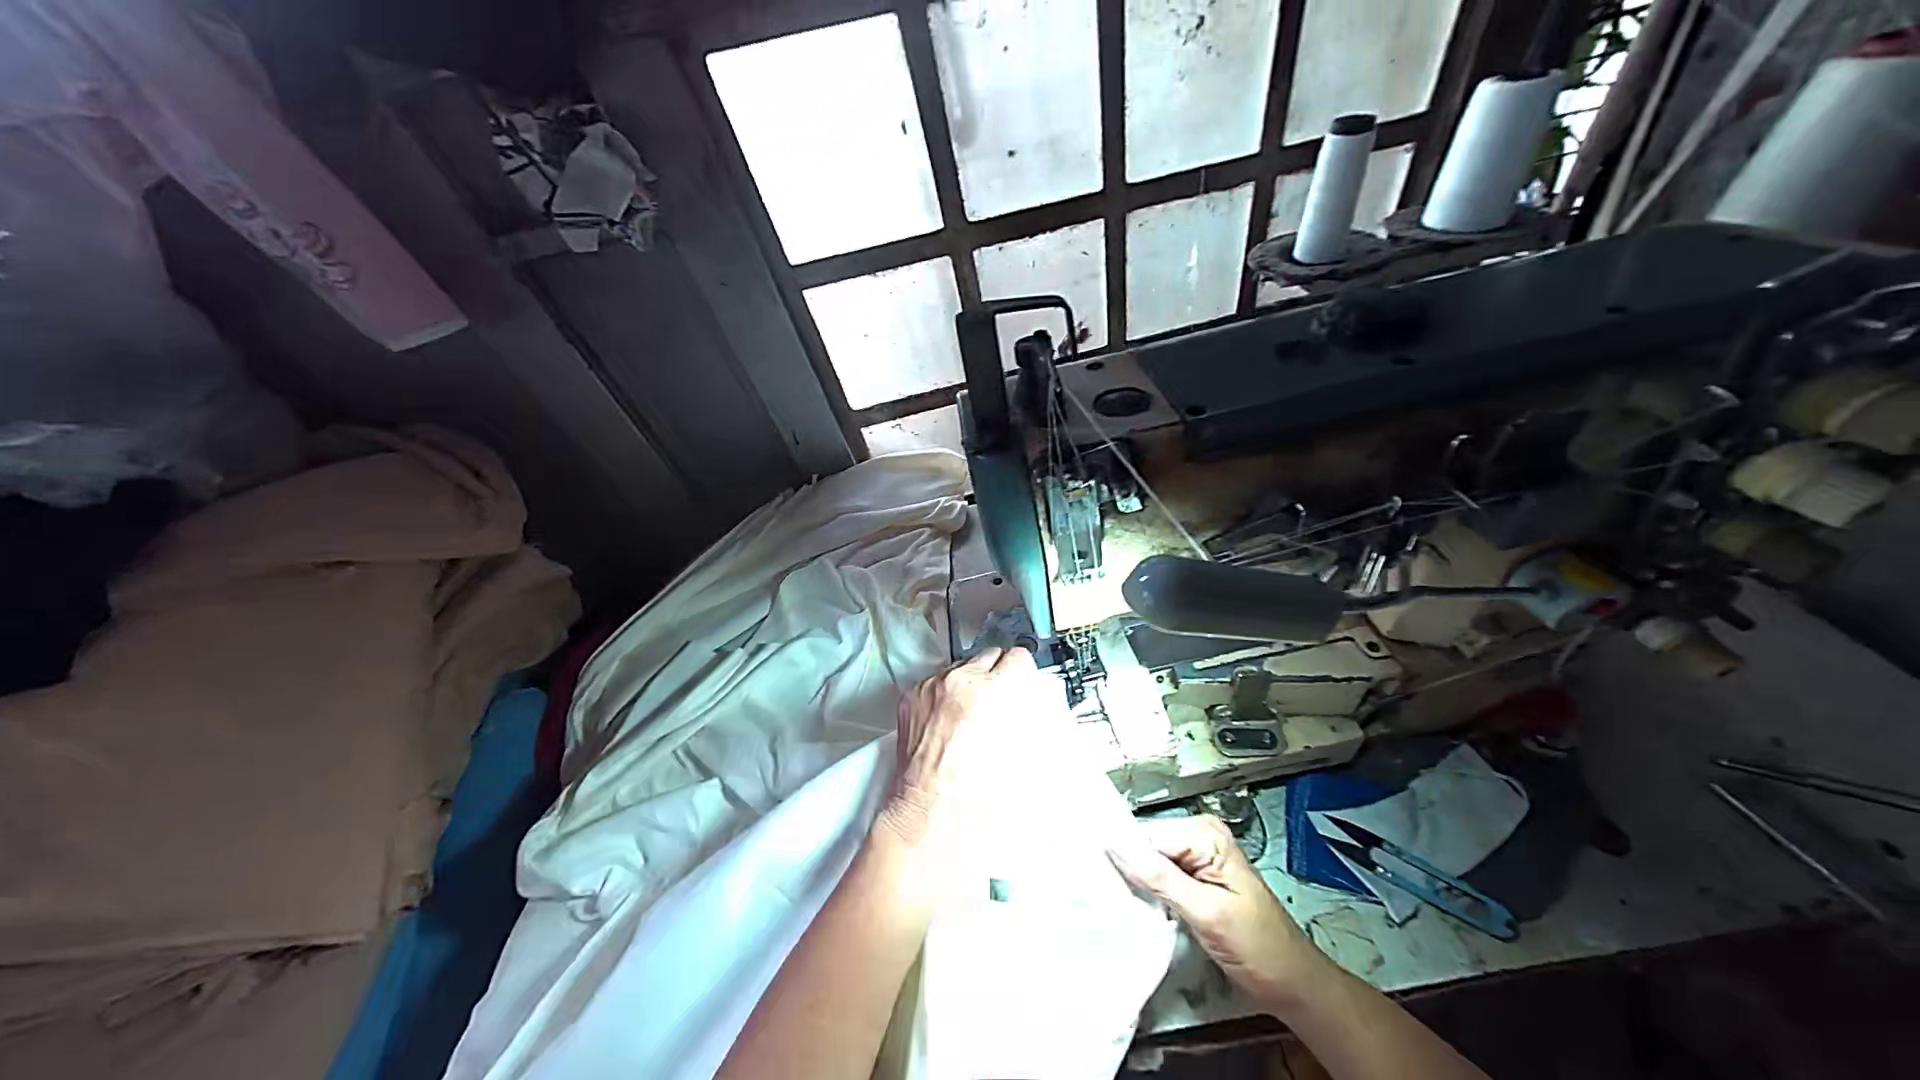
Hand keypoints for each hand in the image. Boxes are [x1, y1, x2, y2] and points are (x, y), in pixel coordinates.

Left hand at [877, 647, 1038, 850]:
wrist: (931, 806)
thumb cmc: (974, 787)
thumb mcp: (1018, 745)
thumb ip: (1023, 711)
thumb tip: (1026, 695)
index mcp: (989, 692)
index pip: (1017, 657)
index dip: (1022, 671)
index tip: (1021, 678)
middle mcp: (957, 682)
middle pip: (988, 655)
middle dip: (996, 673)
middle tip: (998, 696)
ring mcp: (930, 687)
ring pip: (960, 666)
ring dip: (969, 681)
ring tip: (971, 712)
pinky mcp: (911, 696)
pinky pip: (935, 681)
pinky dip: (944, 693)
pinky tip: (948, 719)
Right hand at [1107, 815, 1335, 1013]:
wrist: (1292, 984)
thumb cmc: (1259, 949)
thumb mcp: (1207, 913)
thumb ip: (1159, 877)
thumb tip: (1114, 844)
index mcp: (1206, 833)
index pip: (1146, 836)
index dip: (1123, 858)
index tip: (1098, 879)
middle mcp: (1199, 835)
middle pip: (1144, 845)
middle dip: (1128, 869)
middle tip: (1107, 895)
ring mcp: (1196, 855)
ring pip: (1147, 860)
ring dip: (1135, 882)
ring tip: (1119, 901)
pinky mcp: (1192, 876)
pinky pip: (1157, 874)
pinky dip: (1147, 891)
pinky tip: (1139, 905)